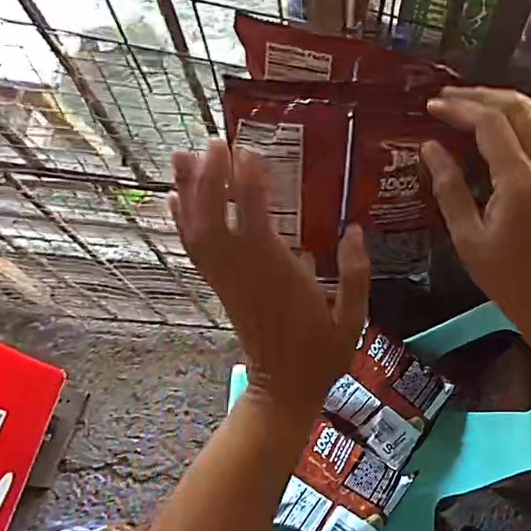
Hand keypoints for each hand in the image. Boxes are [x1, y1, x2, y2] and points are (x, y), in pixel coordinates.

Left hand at [169, 139, 368, 416]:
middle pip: (216, 222)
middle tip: (213, 141)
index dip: (248, 188)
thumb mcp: (354, 319)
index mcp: (280, 280)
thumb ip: (355, 274)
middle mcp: (247, 275)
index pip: (256, 225)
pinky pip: (196, 250)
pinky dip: (182, 221)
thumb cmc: (322, 354)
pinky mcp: (221, 287)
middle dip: (210, 179)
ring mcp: (228, 281)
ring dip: (189, 192)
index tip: (248, 152)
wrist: (284, 390)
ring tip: (184, 155)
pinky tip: (175, 198)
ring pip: (199, 232)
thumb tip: (354, 229)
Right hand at [422, 87, 530, 337]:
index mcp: (519, 181)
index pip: (490, 124)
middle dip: (480, 96)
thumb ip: (449, 189)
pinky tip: (512, 125)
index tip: (432, 108)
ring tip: (476, 102)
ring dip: (507, 101)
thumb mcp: (467, 237)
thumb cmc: (506, 276)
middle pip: (517, 109)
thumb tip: (430, 148)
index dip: (459, 109)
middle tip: (447, 99)